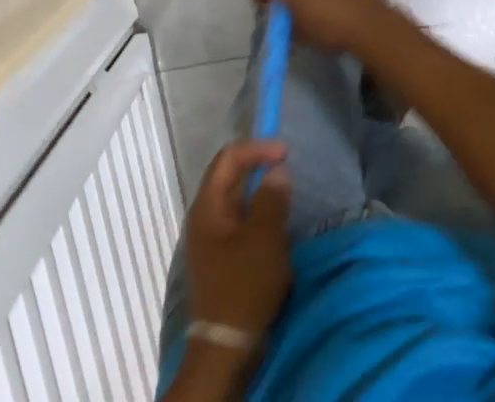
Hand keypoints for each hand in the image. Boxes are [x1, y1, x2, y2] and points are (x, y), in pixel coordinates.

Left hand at [187, 141, 293, 340]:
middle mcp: (205, 218)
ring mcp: (213, 240)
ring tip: (288, 197)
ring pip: (238, 204)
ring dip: (262, 195)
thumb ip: (271, 200)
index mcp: (207, 207)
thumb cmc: (244, 286)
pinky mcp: (224, 259)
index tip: (286, 153)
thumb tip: (277, 171)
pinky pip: (243, 226)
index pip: (227, 159)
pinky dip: (261, 219)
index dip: (256, 149)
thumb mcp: (264, 238)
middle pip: (230, 179)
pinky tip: (279, 229)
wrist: (227, 345)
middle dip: (259, 169)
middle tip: (289, 171)